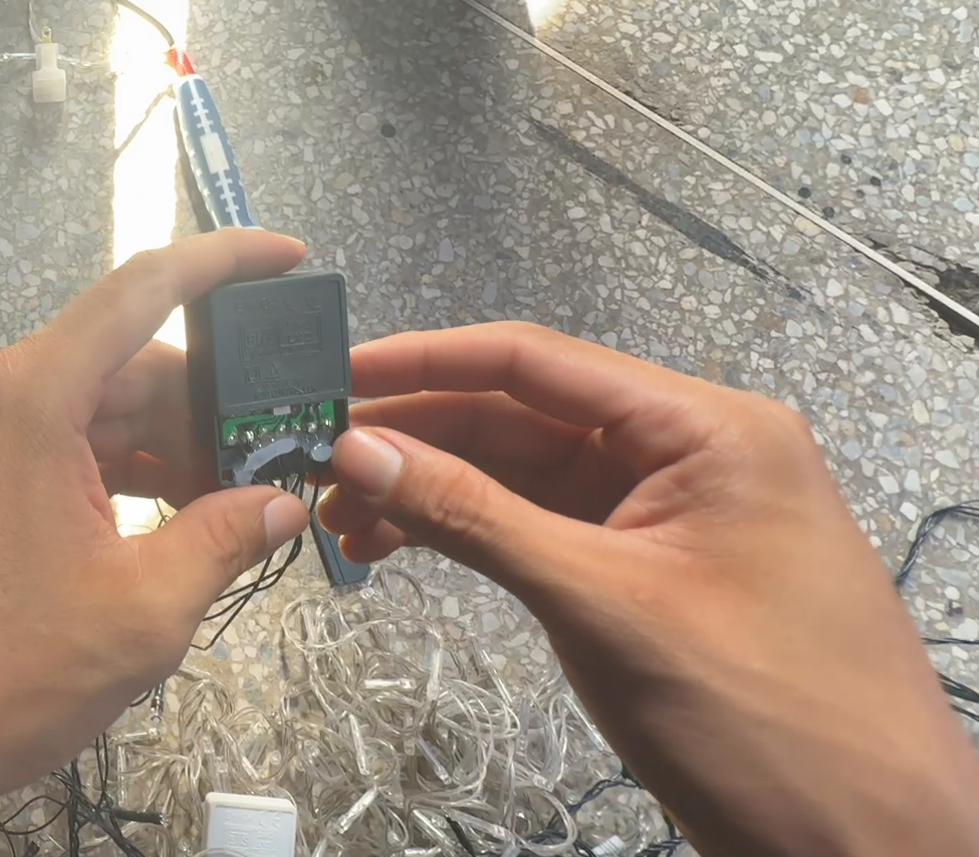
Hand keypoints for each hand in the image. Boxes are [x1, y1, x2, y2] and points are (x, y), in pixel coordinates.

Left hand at [0, 230, 311, 856]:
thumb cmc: (0, 673)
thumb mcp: (141, 610)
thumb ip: (224, 539)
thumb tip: (280, 503)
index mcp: (34, 394)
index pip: (140, 289)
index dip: (221, 260)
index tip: (283, 255)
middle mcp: (2, 392)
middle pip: (130, 360)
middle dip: (209, 401)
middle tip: (276, 448)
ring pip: (104, 405)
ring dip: (171, 441)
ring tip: (235, 494)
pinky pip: (71, 441)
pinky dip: (126, 464)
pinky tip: (175, 508)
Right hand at [318, 322, 978, 856]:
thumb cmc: (763, 720)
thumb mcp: (597, 601)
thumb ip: (467, 512)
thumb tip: (353, 448)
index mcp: (696, 428)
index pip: (529, 361)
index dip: (422, 360)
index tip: (337, 374)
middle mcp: (664, 448)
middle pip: (500, 416)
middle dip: (404, 440)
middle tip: (316, 460)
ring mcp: (635, 502)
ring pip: (492, 468)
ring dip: (412, 489)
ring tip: (338, 517)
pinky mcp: (610, 552)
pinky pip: (505, 516)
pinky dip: (441, 528)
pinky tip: (382, 546)